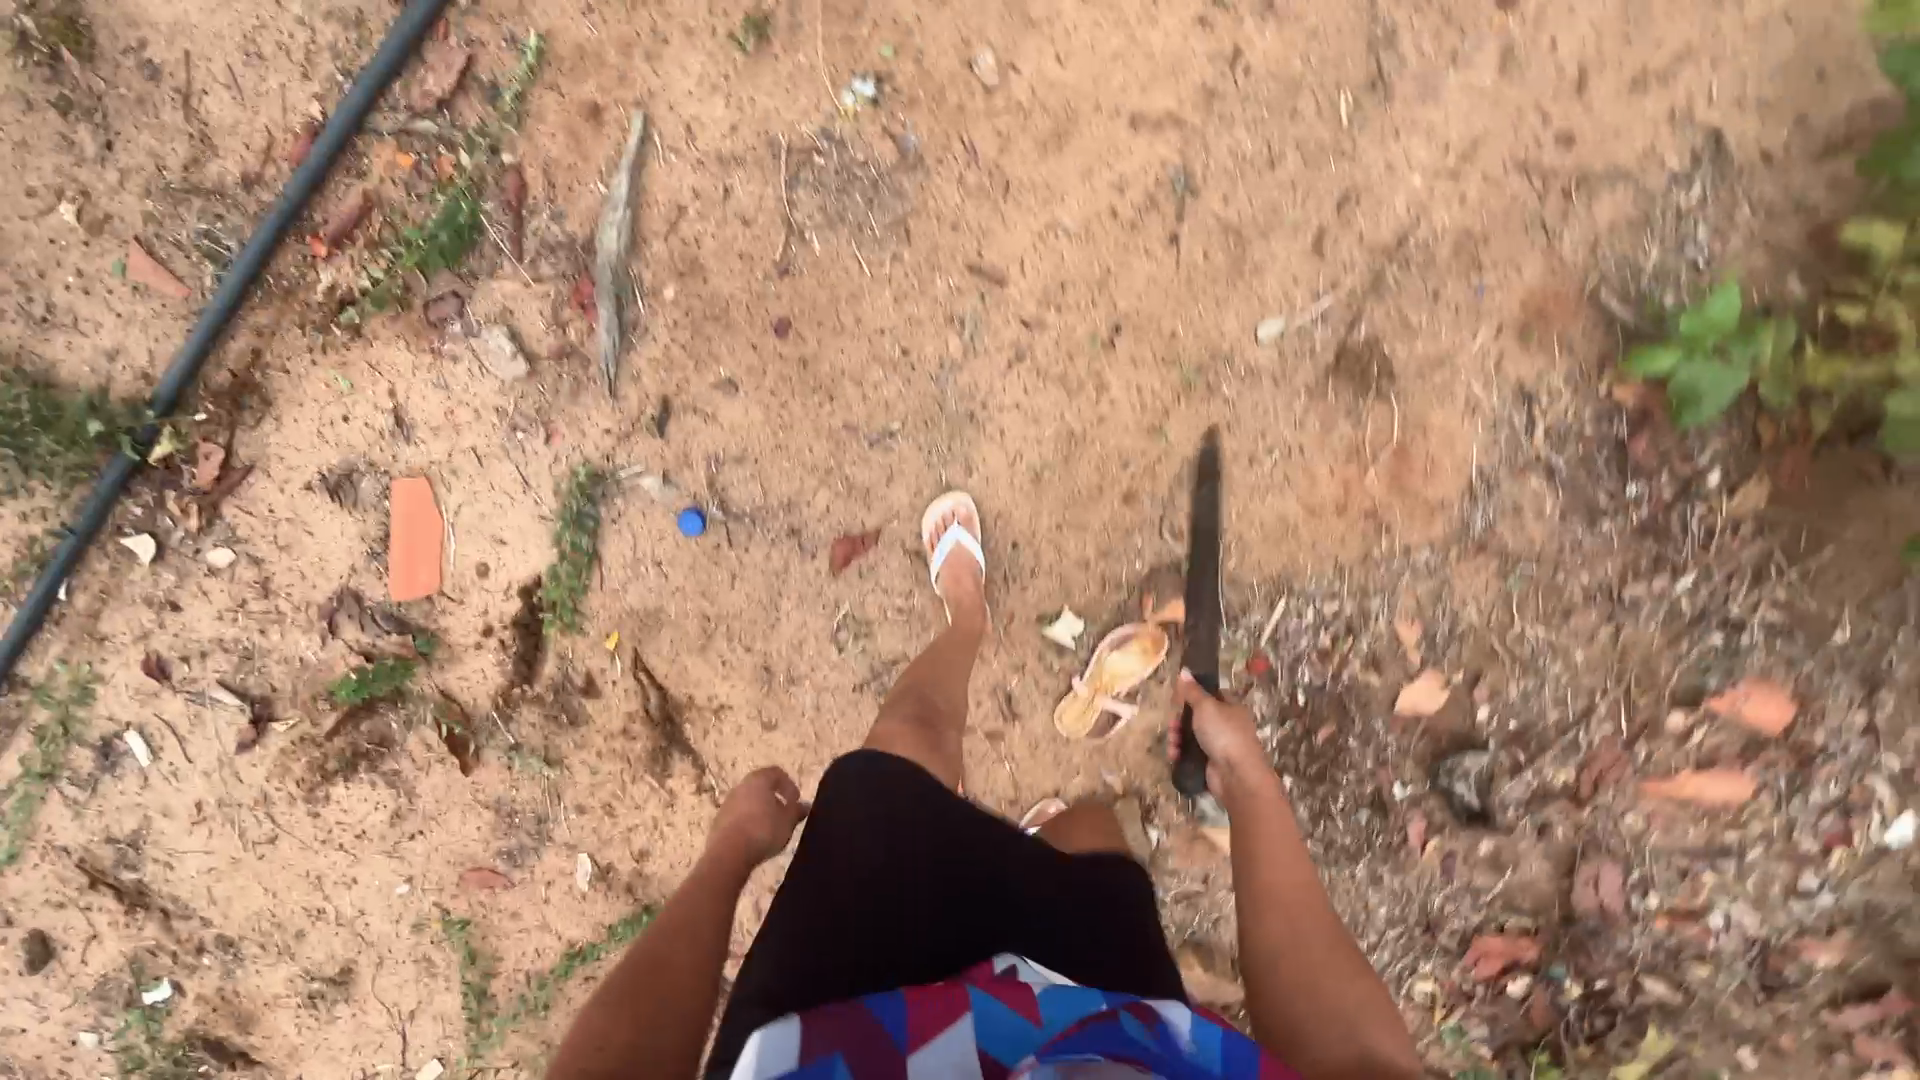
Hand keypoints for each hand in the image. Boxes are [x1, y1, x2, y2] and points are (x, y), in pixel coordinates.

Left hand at [708, 767, 808, 869]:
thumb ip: (797, 811)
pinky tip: (755, 838)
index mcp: (758, 780)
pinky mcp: (718, 822)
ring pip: (748, 802)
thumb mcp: (788, 821)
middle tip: (784, 814)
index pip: (776, 773)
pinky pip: (738, 817)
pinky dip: (748, 822)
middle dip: (774, 799)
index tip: (796, 801)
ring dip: (760, 811)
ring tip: (771, 829)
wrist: (728, 854)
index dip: (789, 785)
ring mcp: (727, 804)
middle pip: (760, 787)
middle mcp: (740, 787)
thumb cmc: (763, 830)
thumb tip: (804, 805)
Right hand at [1169, 670, 1273, 803]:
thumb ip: (1192, 690)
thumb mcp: (1206, 706)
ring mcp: (1218, 745)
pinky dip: (1180, 753)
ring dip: (1177, 738)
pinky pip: (1189, 753)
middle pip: (1195, 716)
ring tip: (1174, 744)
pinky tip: (1175, 755)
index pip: (1211, 695)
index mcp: (1231, 708)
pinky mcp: (1209, 763)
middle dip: (1179, 720)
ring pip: (1189, 735)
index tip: (1178, 697)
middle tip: (1174, 725)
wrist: (1236, 775)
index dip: (1194, 694)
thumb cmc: (1224, 733)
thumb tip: (1184, 671)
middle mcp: (1226, 725)